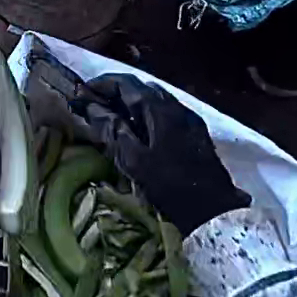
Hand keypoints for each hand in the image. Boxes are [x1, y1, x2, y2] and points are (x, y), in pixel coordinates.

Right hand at [30, 52, 245, 235]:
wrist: (214, 213)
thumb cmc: (168, 185)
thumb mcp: (132, 158)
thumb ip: (111, 128)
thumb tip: (92, 107)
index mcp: (158, 109)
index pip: (124, 82)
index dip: (100, 85)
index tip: (82, 94)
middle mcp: (175, 106)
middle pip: (140, 87)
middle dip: (114, 92)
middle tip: (94, 105)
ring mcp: (188, 118)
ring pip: (153, 99)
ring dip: (130, 102)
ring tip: (112, 117)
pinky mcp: (195, 132)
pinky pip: (165, 112)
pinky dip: (145, 113)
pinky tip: (137, 130)